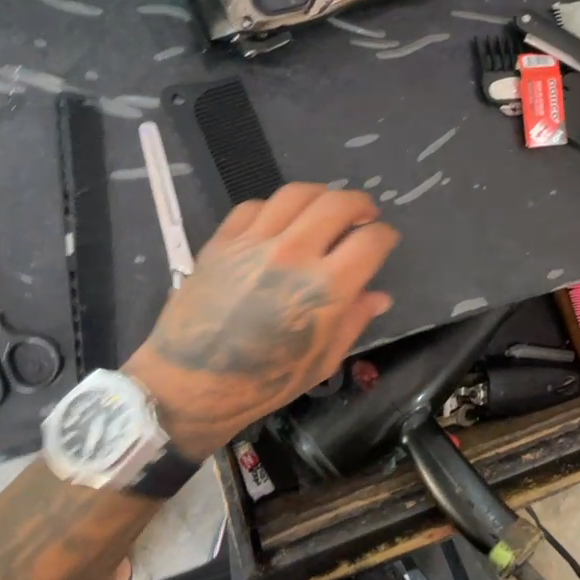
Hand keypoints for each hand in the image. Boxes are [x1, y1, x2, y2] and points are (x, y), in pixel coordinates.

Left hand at [122, 184, 398, 461]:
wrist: (193, 385)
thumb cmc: (265, 382)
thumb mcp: (323, 360)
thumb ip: (354, 320)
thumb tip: (378, 296)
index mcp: (326, 287)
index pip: (371, 240)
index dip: (386, 236)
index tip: (385, 240)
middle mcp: (293, 254)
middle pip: (338, 204)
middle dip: (360, 205)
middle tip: (364, 215)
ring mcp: (254, 243)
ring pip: (297, 194)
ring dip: (321, 196)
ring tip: (325, 209)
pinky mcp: (222, 241)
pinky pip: (254, 206)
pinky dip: (275, 208)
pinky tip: (280, 222)